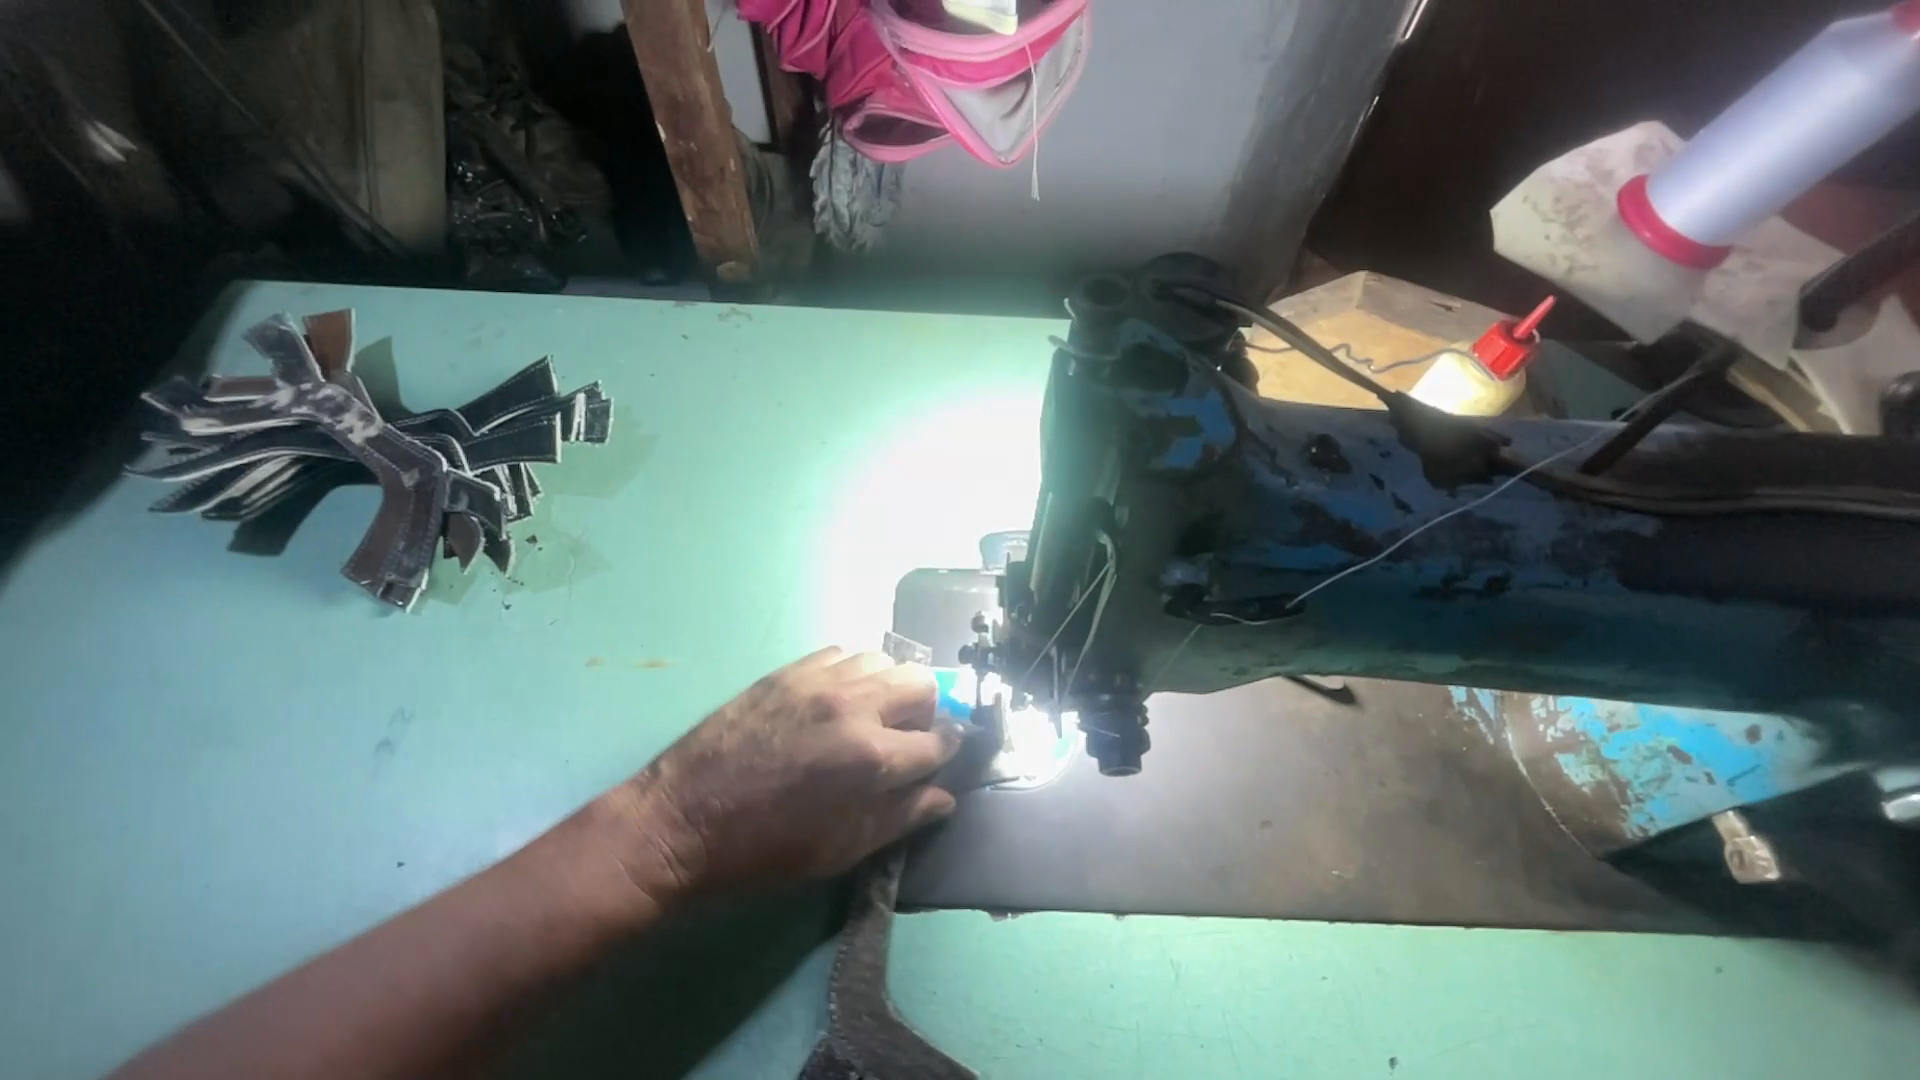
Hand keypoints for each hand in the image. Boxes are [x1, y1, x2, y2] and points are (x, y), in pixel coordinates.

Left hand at [610, 647, 962, 903]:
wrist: (683, 820)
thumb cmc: (766, 848)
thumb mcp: (843, 849)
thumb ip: (902, 817)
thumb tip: (945, 796)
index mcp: (872, 758)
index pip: (940, 740)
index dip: (948, 751)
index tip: (942, 757)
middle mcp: (854, 706)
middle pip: (922, 683)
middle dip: (927, 711)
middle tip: (906, 737)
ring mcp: (819, 681)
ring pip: (883, 660)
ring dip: (889, 687)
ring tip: (870, 716)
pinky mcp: (788, 670)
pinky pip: (841, 654)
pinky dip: (852, 673)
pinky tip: (836, 700)